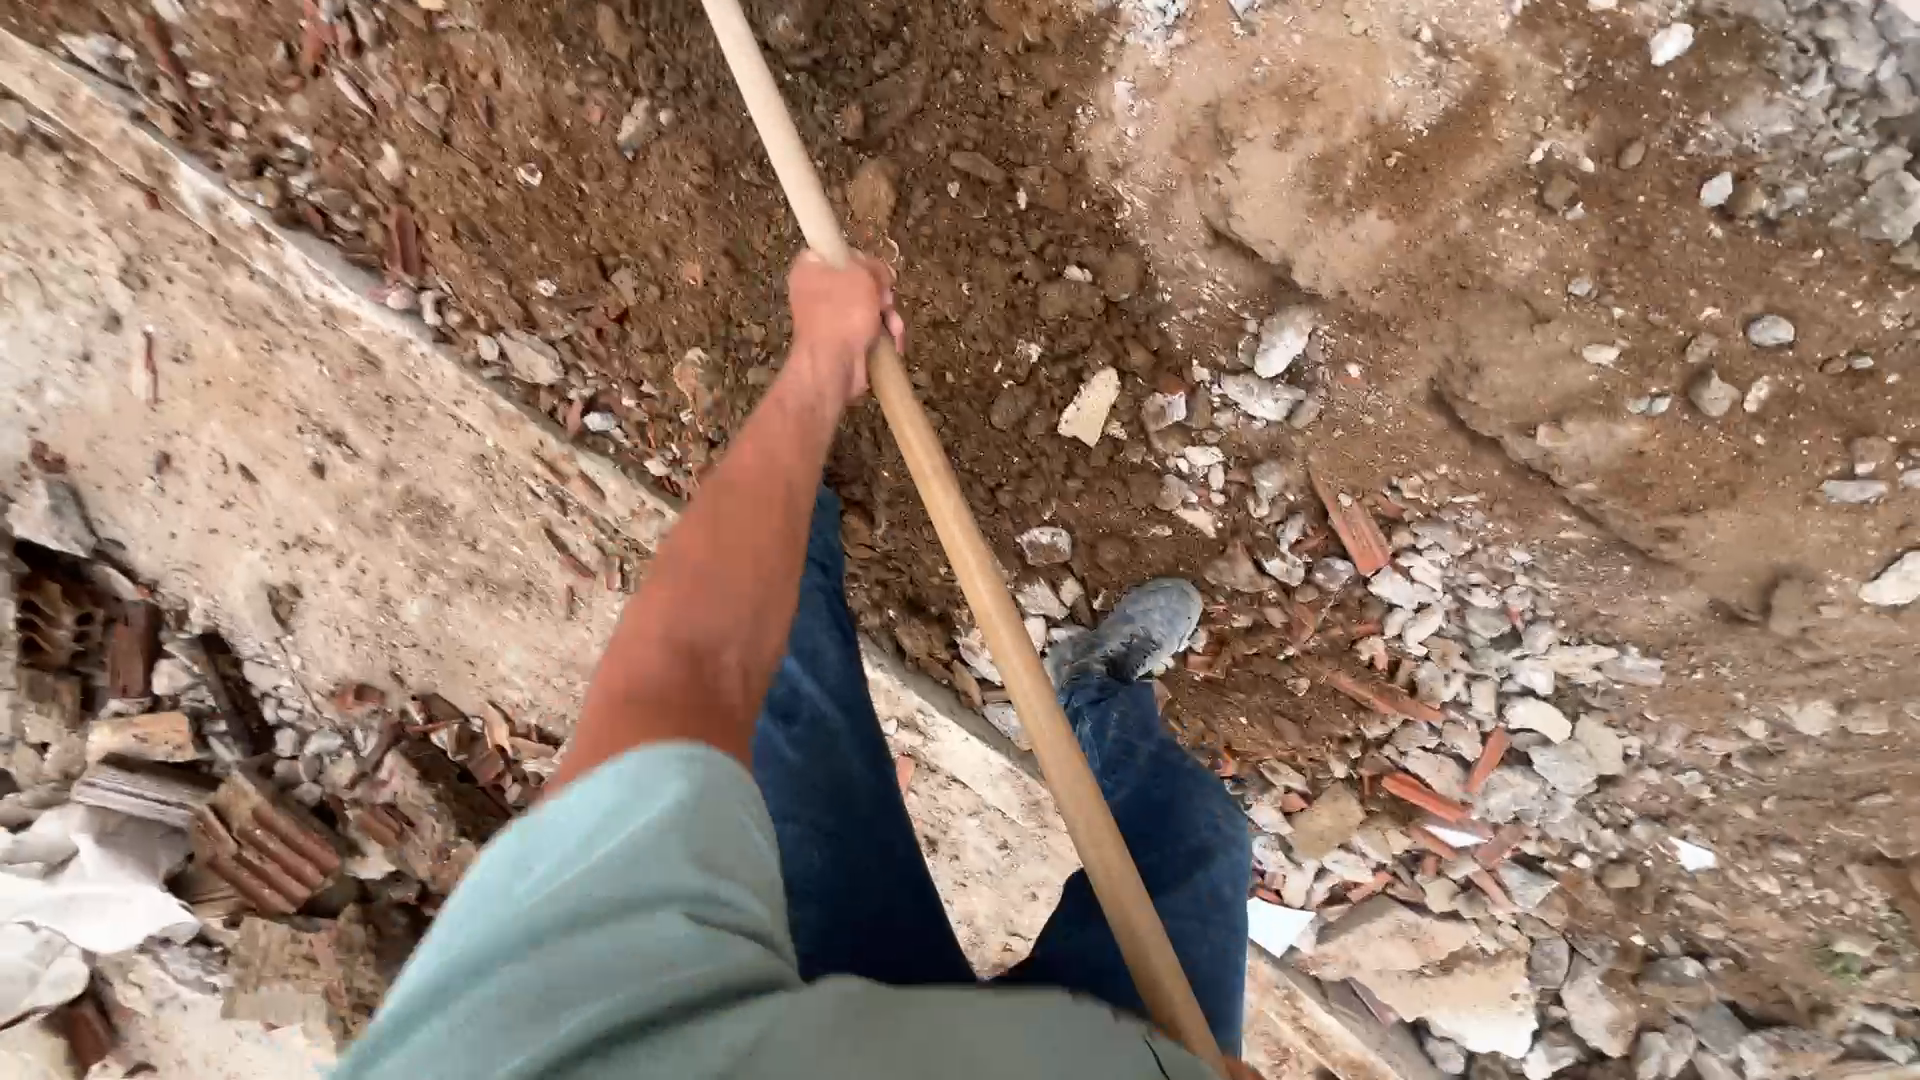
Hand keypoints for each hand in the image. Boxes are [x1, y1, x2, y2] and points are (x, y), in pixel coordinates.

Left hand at [785, 248, 904, 404]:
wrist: (833, 365)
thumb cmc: (843, 313)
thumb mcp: (862, 275)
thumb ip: (873, 266)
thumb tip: (881, 273)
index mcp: (809, 268)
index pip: (836, 251)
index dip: (861, 259)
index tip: (876, 270)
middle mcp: (815, 292)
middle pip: (857, 282)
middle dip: (880, 293)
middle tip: (886, 301)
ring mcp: (828, 319)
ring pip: (867, 307)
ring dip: (887, 317)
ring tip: (894, 328)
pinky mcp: (841, 341)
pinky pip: (867, 329)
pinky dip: (882, 334)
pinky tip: (893, 342)